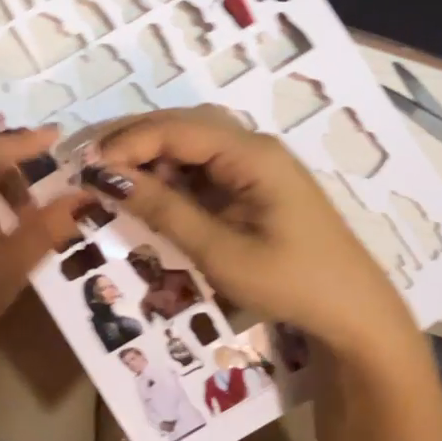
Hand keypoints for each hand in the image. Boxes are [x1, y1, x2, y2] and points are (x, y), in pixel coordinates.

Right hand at [92, 108, 417, 357]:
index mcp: (253, 154)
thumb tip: (106, 178)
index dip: (127, 143)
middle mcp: (254, 147)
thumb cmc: (292, 283)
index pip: (176, 129)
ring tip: (111, 184)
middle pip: (182, 126)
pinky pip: (204, 169)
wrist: (355, 314)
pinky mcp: (254, 187)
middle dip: (133, 144)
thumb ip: (163, 210)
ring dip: (150, 160)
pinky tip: (149, 198)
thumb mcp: (220, 251)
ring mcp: (256, 166)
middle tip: (89, 170)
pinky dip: (171, 179)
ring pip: (191, 145)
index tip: (86, 169)